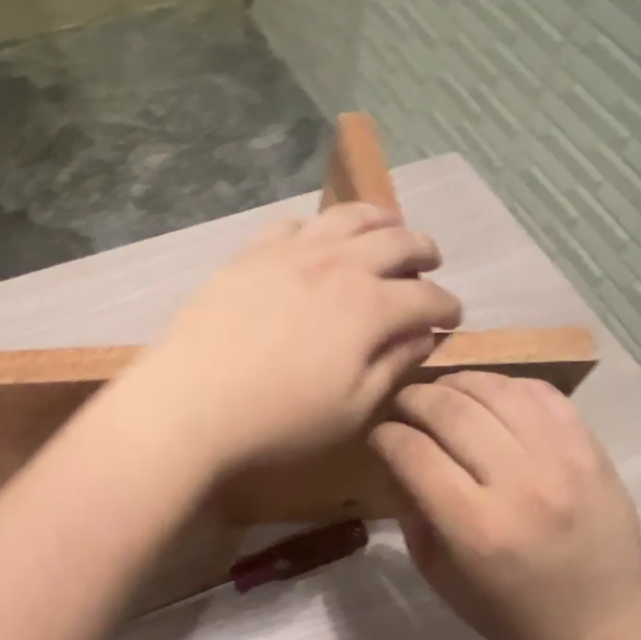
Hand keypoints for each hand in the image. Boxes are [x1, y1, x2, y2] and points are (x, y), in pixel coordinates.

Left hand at [123, 203, 461, 472]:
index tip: (452, 318)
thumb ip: (392, 366)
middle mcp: (336, 266)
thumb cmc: (276, 421)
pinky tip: (315, 239)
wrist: (188, 405)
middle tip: (432, 263)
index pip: (426, 298)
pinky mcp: (248, 256)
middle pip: (396, 242)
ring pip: (346, 218)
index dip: (447, 307)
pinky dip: (316, 227)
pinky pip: (291, 225)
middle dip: (423, 250)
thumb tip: (423, 336)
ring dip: (378, 220)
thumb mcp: (350, 409)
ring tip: (388, 227)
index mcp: (369, 307)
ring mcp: (289, 255)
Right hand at [370, 372, 640, 639]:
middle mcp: (520, 486)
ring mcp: (563, 462)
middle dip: (413, 400)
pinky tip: (488, 397)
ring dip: (456, 383)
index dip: (385, 435)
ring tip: (440, 393)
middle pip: (450, 411)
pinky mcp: (592, 450)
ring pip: (496, 391)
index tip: (378, 436)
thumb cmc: (509, 612)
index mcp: (475, 528)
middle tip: (400, 406)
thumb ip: (413, 513)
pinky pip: (542, 394)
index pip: (413, 453)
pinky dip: (505, 385)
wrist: (603, 625)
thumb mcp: (439, 575)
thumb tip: (395, 460)